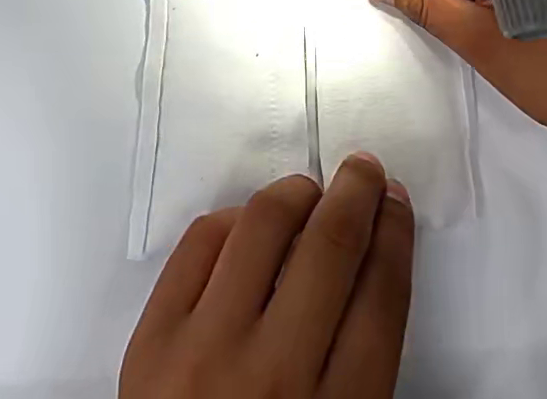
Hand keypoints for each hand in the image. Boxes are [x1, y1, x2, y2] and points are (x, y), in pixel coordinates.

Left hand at [120, 154, 414, 398]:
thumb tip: (369, 253)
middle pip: (330, 247)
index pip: (381, 296)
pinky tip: (249, 225)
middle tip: (363, 170)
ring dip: (296, 192)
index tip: (393, 204)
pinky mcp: (152, 337)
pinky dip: (233, 218)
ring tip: (308, 192)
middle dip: (356, 193)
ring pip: (263, 225)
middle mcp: (273, 377)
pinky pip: (200, 240)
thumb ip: (360, 356)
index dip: (394, 234)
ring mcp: (205, 351)